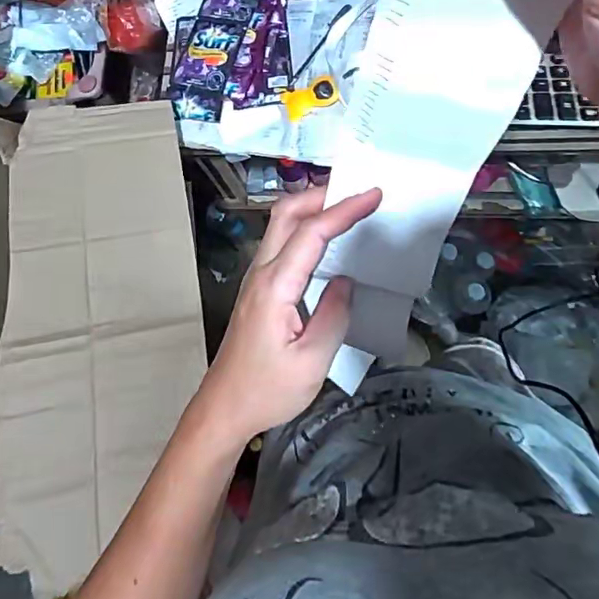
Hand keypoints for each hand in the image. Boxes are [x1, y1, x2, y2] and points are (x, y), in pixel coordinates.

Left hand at [192, 187, 382, 444]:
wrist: (225, 408)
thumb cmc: (266, 390)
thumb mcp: (312, 362)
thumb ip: (334, 316)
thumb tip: (345, 282)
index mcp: (275, 286)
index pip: (311, 233)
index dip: (344, 209)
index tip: (373, 195)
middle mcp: (261, 272)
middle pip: (287, 213)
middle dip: (323, 193)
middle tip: (358, 191)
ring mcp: (257, 278)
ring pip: (281, 224)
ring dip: (312, 207)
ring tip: (347, 206)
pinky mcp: (259, 287)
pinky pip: (282, 242)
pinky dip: (305, 227)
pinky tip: (326, 239)